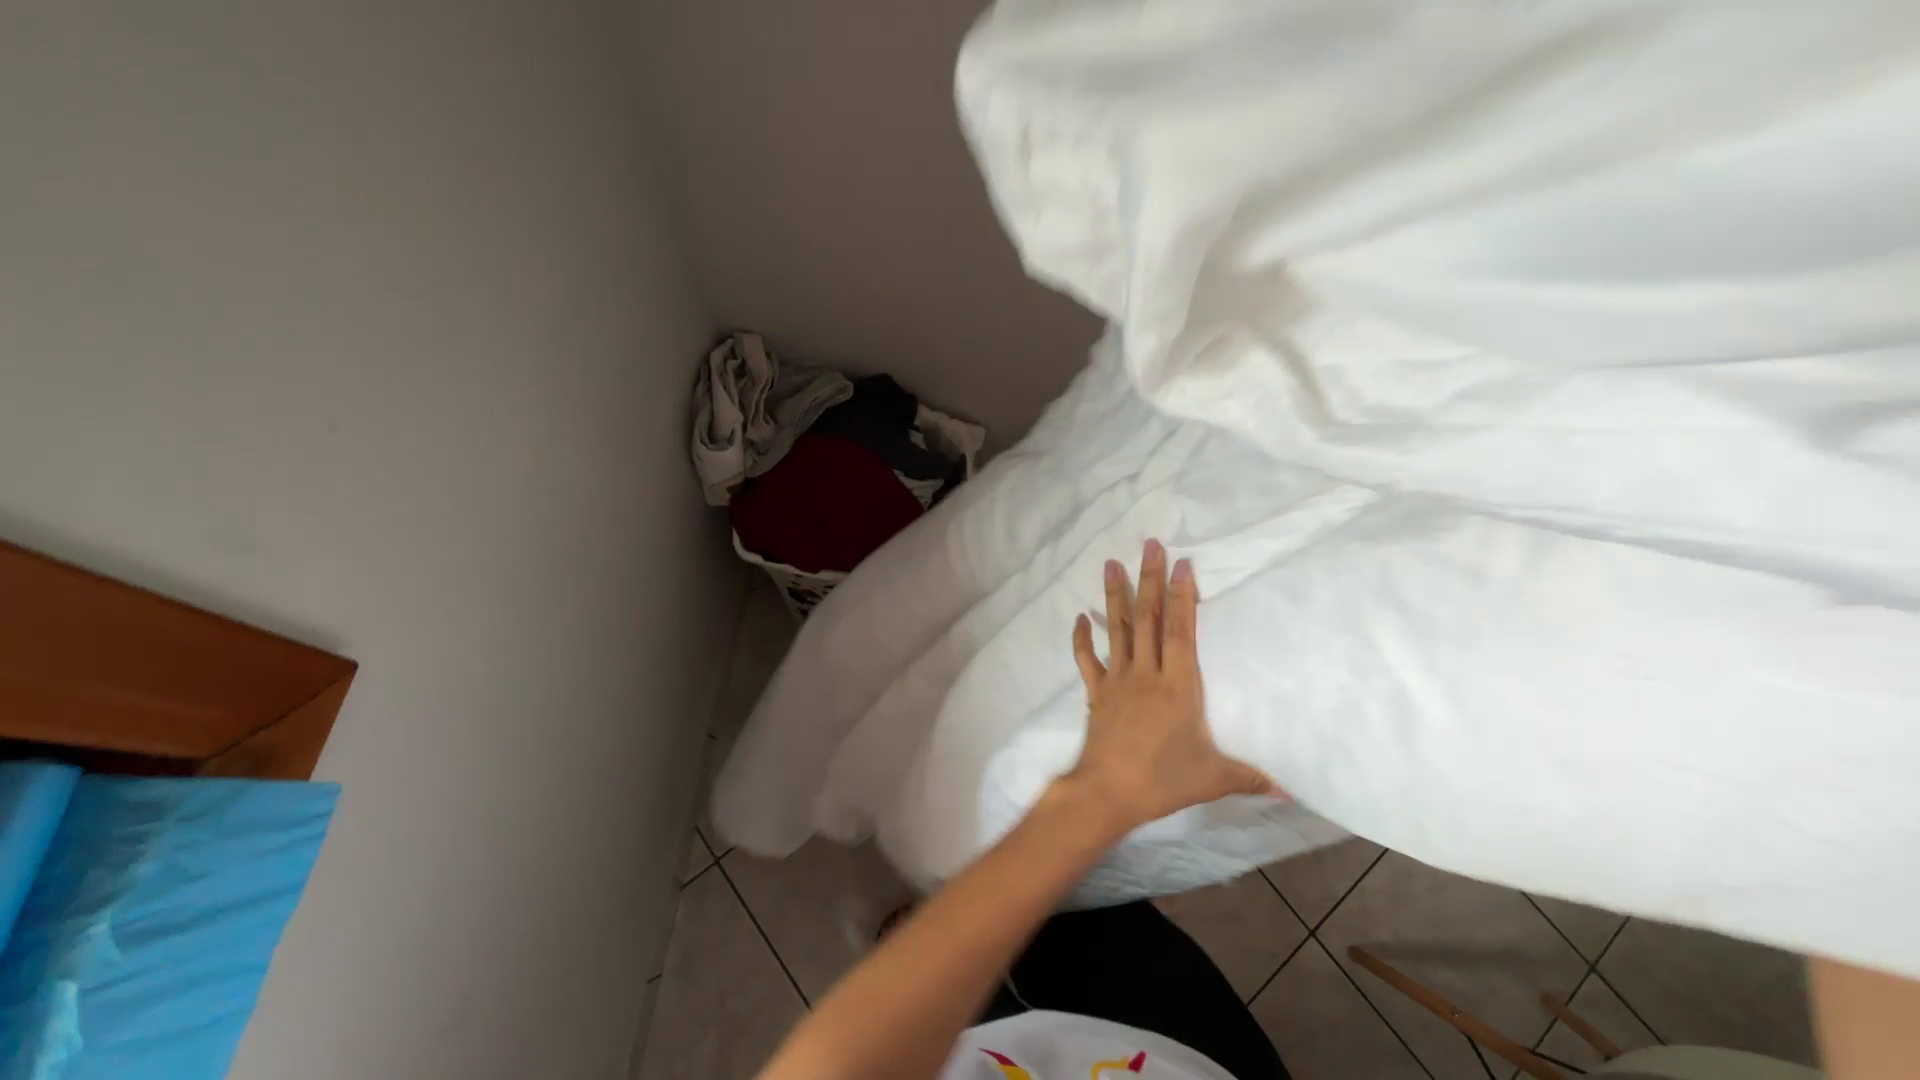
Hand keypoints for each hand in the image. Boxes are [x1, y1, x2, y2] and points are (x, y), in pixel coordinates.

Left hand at [1060, 539, 1281, 832]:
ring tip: (1111, 563)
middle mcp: (1146, 674)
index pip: (1180, 630)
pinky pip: (1087, 660)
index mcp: (1178, 686)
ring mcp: (1118, 682)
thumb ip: (1250, 778)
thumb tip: (1288, 791)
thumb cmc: (1163, 781)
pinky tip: (1080, 617)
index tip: (1182, 562)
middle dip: (1149, 579)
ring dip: (1115, 596)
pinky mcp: (1097, 695)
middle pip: (1148, 619)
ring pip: (1117, 630)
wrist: (1107, 793)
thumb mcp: (1213, 778)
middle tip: (1148, 544)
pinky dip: (1082, 638)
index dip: (1182, 595)